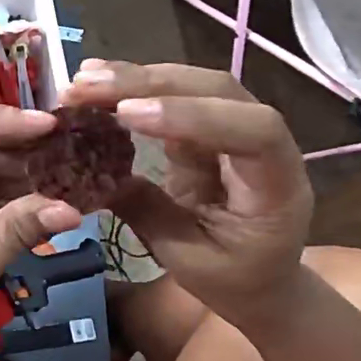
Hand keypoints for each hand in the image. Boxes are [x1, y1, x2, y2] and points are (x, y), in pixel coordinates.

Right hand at [62, 60, 312, 328]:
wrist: (261, 282)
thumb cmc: (234, 280)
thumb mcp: (186, 258)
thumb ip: (147, 211)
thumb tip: (94, 173)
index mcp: (278, 185)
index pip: (254, 132)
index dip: (195, 116)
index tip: (130, 115)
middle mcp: (266, 142)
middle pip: (218, 91)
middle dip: (151, 83)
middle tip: (87, 85)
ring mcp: (236, 126)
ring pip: (193, 83)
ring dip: (137, 77)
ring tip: (83, 79)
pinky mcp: (208, 125)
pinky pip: (174, 96)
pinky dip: (136, 87)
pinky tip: (98, 81)